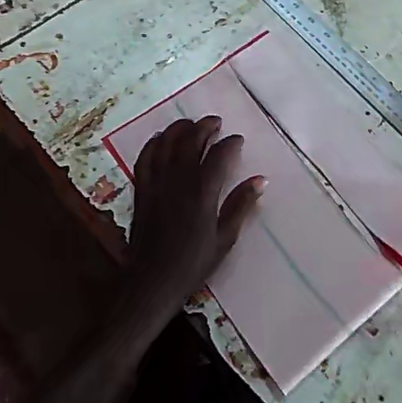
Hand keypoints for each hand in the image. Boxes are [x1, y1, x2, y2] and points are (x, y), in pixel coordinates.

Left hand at [122, 116, 264, 317]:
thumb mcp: (225, 238)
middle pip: (190, 140)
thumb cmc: (193, 263)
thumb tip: (260, 180)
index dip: (230, 143)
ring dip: (179, 129)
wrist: (153, 279)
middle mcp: (178, 180)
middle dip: (204, 127)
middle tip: (215, 123)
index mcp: (202, 192)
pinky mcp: (141, 189)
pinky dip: (154, 144)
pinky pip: (145, 158)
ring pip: (165, 143)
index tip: (238, 140)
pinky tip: (160, 140)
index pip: (219, 155)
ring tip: (190, 124)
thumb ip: (241, 205)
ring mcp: (156, 183)